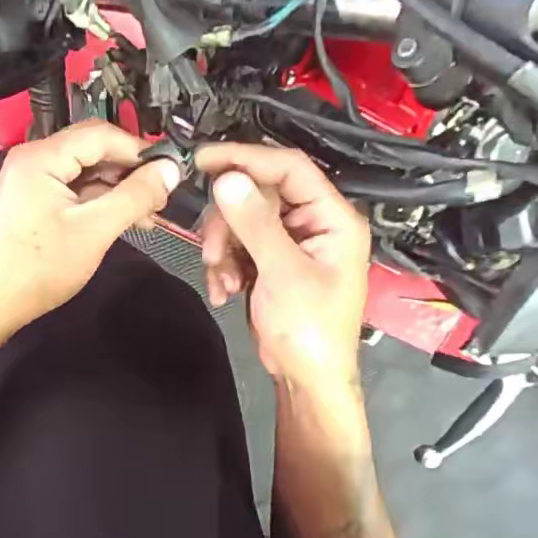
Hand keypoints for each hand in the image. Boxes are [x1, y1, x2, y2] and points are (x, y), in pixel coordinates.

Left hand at [0, 121, 180, 337]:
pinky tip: (125, 219)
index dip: (140, 150)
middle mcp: (33, 159)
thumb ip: (136, 196)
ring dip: (120, 187)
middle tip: (162, 193)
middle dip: (131, 169)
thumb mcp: (96, 230)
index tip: (170, 170)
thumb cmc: (40, 269)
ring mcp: (32, 179)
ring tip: (149, 213)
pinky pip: (75, 188)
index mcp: (41, 157)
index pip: (102, 135)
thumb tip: (170, 170)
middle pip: (94, 149)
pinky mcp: (34, 199)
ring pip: (88, 170)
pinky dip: (101, 199)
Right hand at [193, 144, 369, 385]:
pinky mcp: (271, 260)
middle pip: (258, 194)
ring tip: (221, 279)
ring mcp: (291, 242)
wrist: (307, 379)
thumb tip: (228, 179)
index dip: (246, 158)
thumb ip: (255, 224)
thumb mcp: (282, 273)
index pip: (289, 168)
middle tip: (212, 250)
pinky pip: (238, 244)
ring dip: (223, 248)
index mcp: (332, 219)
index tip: (204, 160)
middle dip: (228, 222)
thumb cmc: (310, 331)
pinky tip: (224, 289)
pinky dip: (225, 263)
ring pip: (242, 219)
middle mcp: (314, 224)